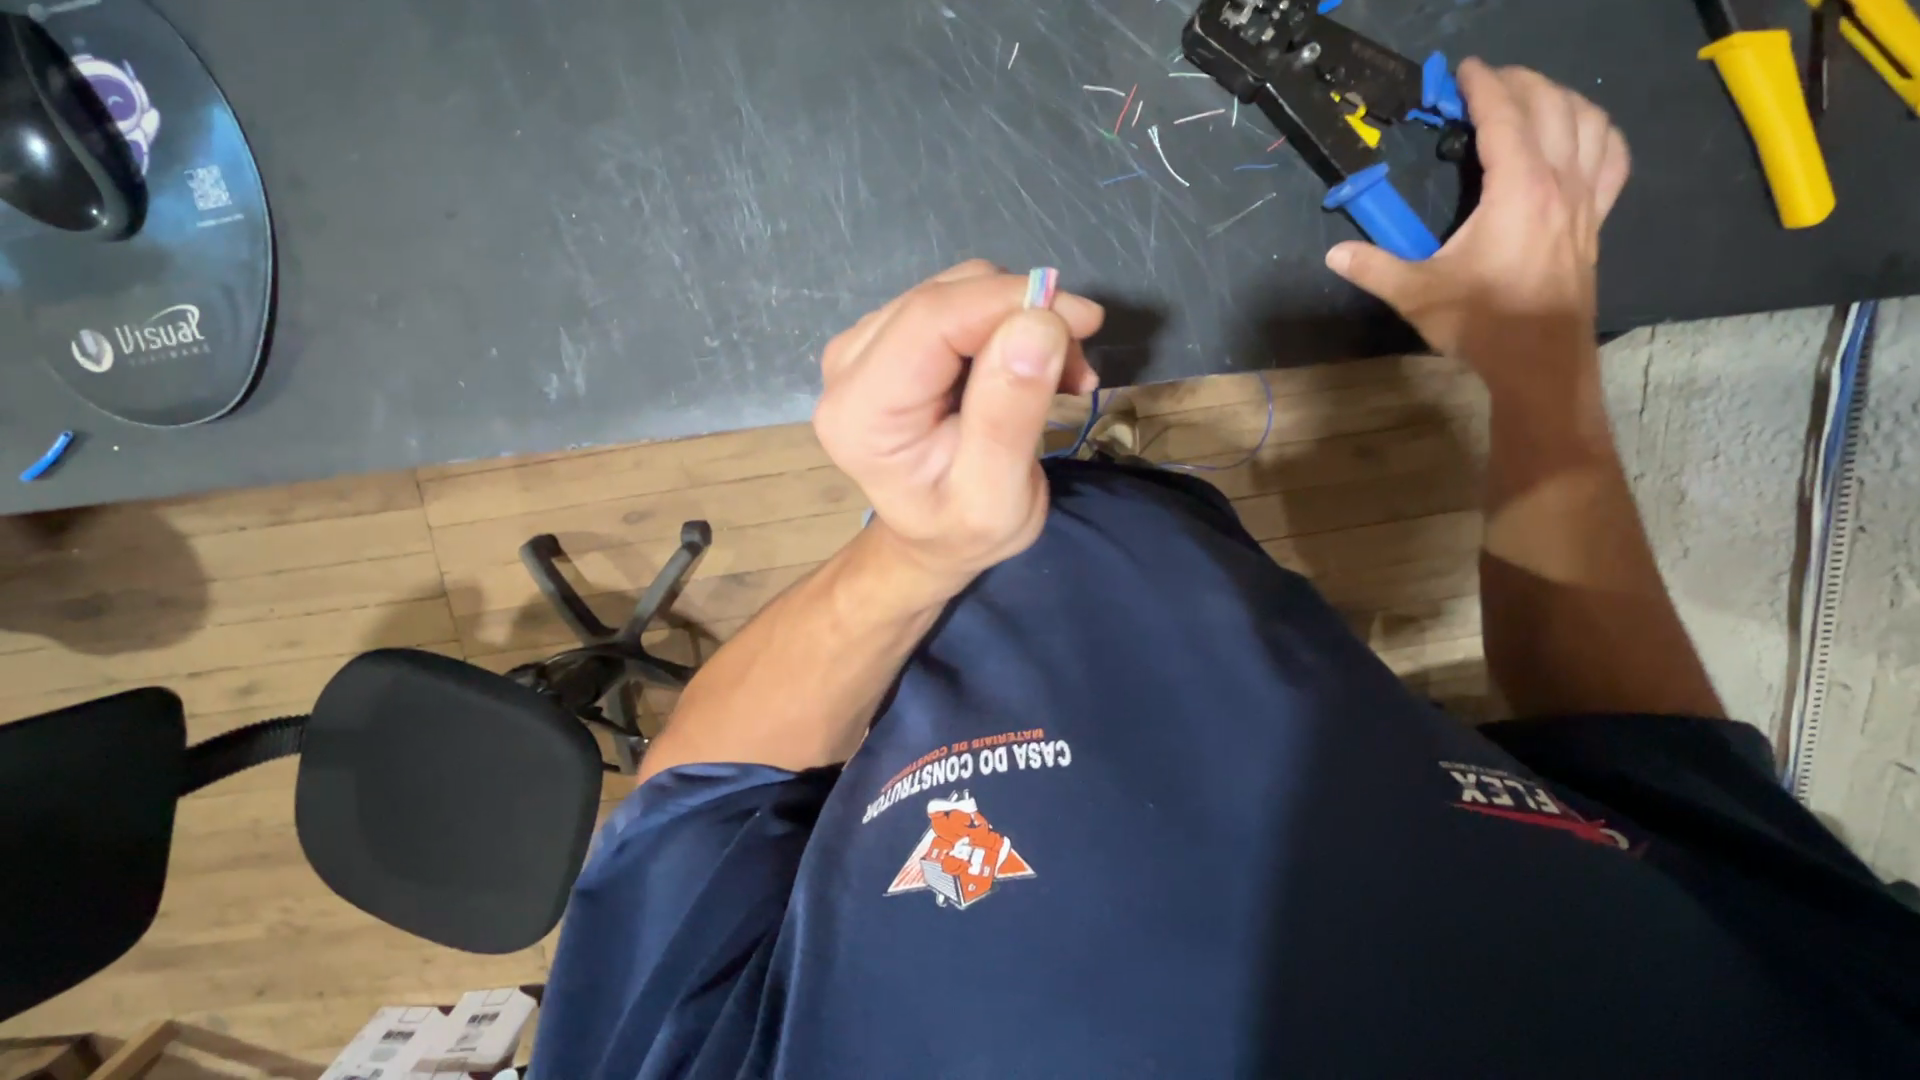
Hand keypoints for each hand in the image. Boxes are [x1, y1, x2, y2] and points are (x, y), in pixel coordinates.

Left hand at [812, 260, 1104, 601]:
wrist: (936, 537)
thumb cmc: (964, 530)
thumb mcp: (997, 498)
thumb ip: (1009, 417)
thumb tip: (1038, 324)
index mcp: (862, 412)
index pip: (932, 319)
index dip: (1010, 302)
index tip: (1084, 321)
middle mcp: (848, 367)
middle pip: (944, 298)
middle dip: (1023, 315)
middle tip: (1079, 365)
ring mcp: (864, 347)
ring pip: (956, 291)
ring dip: (1020, 322)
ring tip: (1059, 377)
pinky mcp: (889, 339)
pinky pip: (957, 304)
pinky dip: (1007, 325)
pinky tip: (1034, 367)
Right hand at [1325, 60, 1630, 393]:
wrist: (1538, 357)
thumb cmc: (1480, 322)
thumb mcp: (1416, 293)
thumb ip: (1374, 268)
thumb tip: (1334, 254)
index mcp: (1518, 190)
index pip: (1504, 118)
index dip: (1484, 85)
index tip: (1464, 68)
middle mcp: (1560, 182)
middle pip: (1551, 107)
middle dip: (1521, 82)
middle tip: (1489, 79)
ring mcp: (1586, 199)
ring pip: (1590, 123)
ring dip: (1562, 98)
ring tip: (1534, 95)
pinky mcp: (1596, 220)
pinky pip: (1612, 158)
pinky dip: (1598, 133)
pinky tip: (1584, 134)